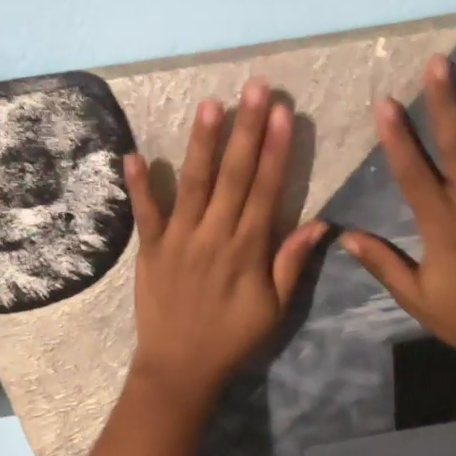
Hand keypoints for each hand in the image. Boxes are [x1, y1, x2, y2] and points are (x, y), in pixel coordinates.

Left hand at [124, 77, 325, 409]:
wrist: (180, 368)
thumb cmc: (233, 340)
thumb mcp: (274, 309)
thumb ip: (292, 264)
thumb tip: (322, 224)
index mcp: (247, 250)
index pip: (265, 190)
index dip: (276, 150)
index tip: (284, 113)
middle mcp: (214, 235)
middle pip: (234, 175)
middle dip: (247, 129)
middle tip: (256, 87)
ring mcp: (179, 240)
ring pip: (193, 183)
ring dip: (202, 142)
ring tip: (211, 103)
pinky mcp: (150, 249)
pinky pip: (145, 213)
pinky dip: (138, 185)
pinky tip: (133, 153)